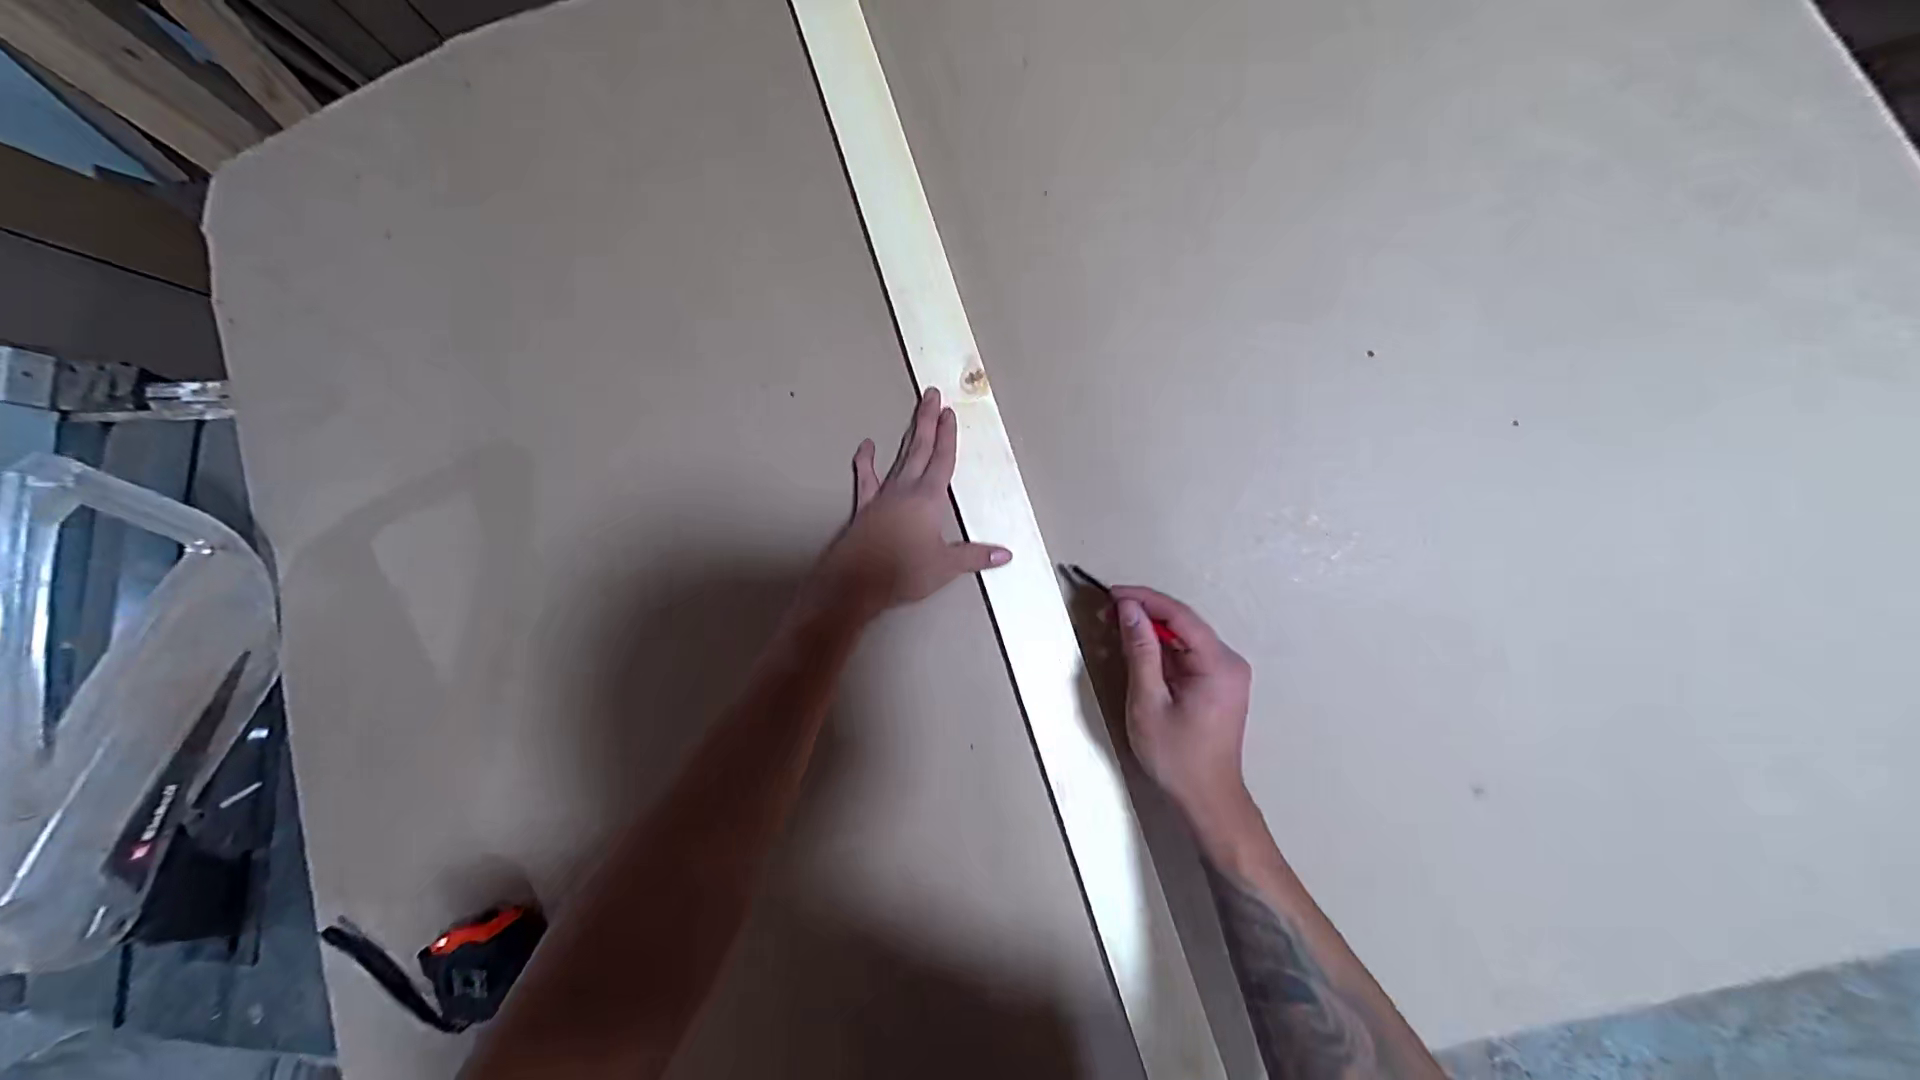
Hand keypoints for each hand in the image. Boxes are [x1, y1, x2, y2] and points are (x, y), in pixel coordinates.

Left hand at [811, 388, 1010, 615]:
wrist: (857, 582)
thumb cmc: (903, 571)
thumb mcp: (945, 566)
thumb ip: (975, 557)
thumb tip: (1004, 554)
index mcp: (928, 498)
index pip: (942, 460)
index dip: (948, 436)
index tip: (949, 413)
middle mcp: (905, 490)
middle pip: (920, 449)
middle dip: (927, 422)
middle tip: (930, 395)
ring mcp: (882, 496)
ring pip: (898, 458)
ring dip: (907, 436)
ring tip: (913, 415)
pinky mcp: (865, 508)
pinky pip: (866, 479)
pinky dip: (866, 462)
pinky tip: (866, 448)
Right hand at [1110, 585, 1255, 834]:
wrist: (1207, 797)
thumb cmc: (1177, 756)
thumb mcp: (1148, 702)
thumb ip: (1140, 651)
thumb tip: (1129, 610)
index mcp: (1218, 664)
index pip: (1179, 615)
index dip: (1144, 599)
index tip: (1112, 594)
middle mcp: (1229, 661)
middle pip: (1183, 622)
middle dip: (1145, 613)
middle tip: (1108, 612)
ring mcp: (1226, 672)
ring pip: (1183, 636)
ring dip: (1150, 630)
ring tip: (1116, 628)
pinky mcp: (1218, 682)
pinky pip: (1187, 653)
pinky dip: (1161, 649)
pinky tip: (1137, 650)